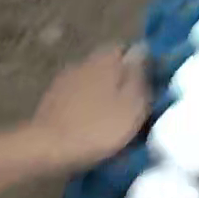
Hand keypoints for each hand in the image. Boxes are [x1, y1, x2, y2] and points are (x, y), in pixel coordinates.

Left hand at [23, 46, 150, 169]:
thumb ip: (140, 74)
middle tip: (135, 105)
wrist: (48, 148)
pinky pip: (77, 99)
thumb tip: (143, 50)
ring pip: (91, 82)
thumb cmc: (98, 128)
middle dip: (121, 80)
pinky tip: (91, 126)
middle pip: (108, 65)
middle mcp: (82, 63)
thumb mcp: (133, 103)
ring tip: (114, 120)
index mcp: (105, 59)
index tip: (150, 84)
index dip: (141, 64)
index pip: (127, 49)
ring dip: (103, 95)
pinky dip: (86, 108)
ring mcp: (63, 81)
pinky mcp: (51, 101)